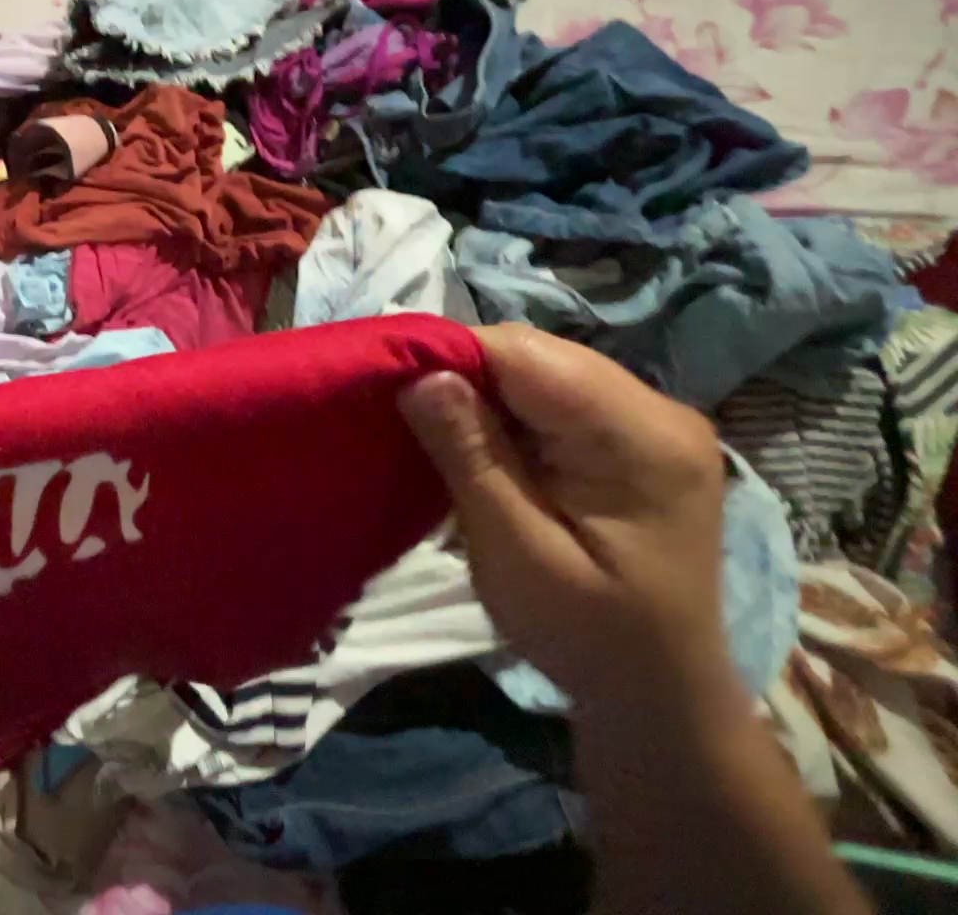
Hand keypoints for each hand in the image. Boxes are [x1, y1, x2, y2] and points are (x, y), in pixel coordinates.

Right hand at [398, 324, 733, 712]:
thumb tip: (421, 376)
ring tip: (432, 430)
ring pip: (541, 372)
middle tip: (403, 413)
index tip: (388, 384)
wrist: (656, 691)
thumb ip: (471, 456)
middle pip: (538, 355)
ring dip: (480, 393)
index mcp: (639, 436)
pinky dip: (504, 413)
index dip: (450, 356)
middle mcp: (657, 411)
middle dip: (462, 373)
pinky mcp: (632, 442)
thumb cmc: (584, 631)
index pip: (528, 354)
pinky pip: (554, 400)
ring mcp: (650, 425)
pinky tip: (478, 445)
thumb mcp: (514, 549)